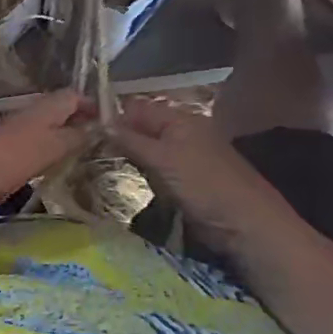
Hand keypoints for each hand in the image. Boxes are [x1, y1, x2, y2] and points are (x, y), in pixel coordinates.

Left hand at [0, 90, 98, 214]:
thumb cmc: (22, 156)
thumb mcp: (57, 146)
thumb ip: (79, 134)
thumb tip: (99, 126)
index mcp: (46, 106)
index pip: (73, 95)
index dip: (92, 104)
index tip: (111, 121)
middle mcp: (34, 110)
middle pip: (62, 107)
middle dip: (82, 118)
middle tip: (104, 137)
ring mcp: (22, 125)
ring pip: (52, 122)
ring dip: (69, 131)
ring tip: (88, 148)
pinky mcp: (14, 142)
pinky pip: (41, 136)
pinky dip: (55, 143)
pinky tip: (63, 158)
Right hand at [104, 98, 298, 251]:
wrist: (247, 226)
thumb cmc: (205, 185)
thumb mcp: (163, 159)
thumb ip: (130, 139)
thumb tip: (99, 122)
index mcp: (179, 118)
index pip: (136, 107)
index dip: (112, 115)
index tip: (85, 128)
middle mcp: (181, 131)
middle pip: (139, 126)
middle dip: (117, 135)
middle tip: (88, 146)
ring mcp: (183, 155)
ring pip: (145, 147)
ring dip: (126, 154)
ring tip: (99, 160)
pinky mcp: (184, 177)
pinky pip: (154, 165)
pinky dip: (139, 168)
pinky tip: (124, 174)